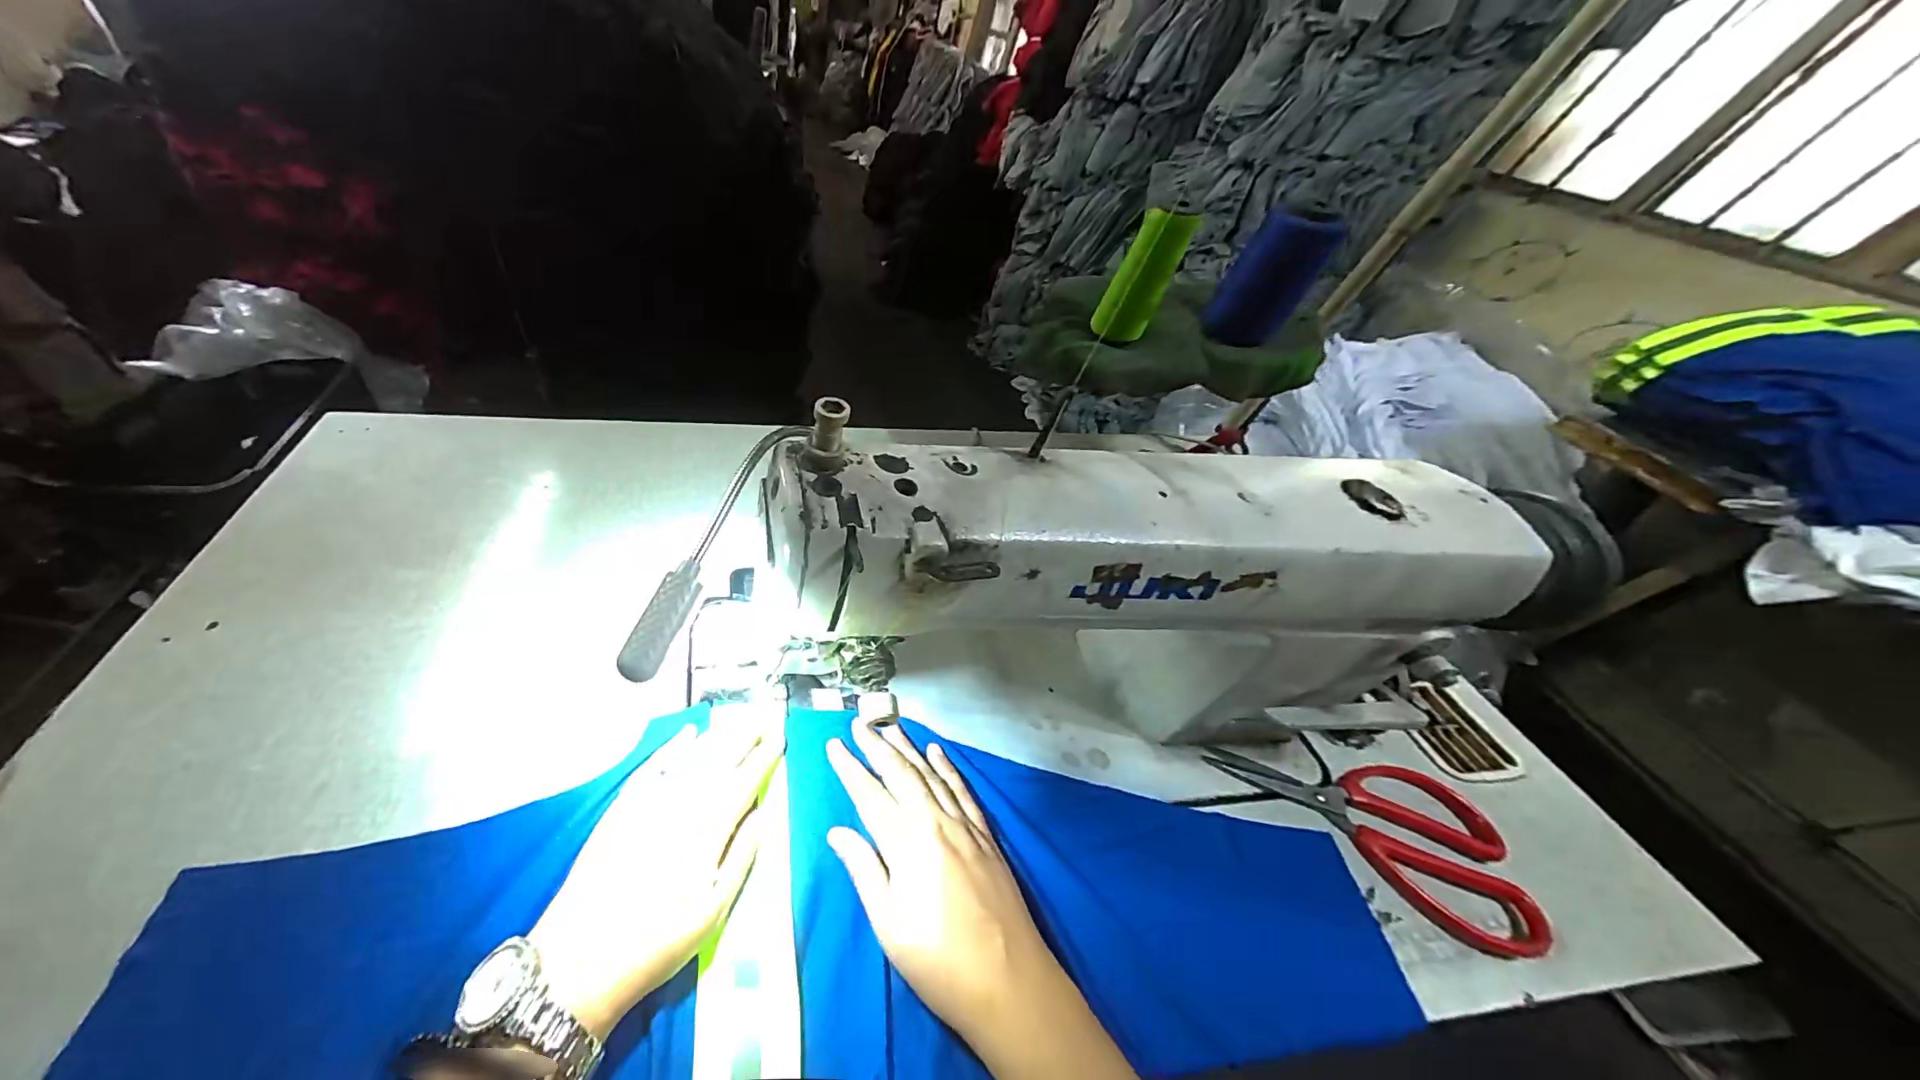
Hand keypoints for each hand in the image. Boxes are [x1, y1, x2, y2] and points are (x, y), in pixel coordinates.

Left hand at [529, 718, 780, 1038]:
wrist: (578, 961)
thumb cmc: (657, 941)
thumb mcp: (715, 908)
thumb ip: (742, 854)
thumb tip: (763, 813)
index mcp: (709, 826)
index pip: (745, 779)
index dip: (765, 756)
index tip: (780, 737)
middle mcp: (681, 803)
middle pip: (720, 759)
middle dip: (745, 737)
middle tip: (763, 718)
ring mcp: (648, 802)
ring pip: (690, 757)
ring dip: (717, 736)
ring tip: (736, 722)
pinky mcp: (621, 808)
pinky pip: (653, 765)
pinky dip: (672, 747)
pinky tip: (687, 735)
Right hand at [827, 721, 1135, 1079]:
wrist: (1008, 978)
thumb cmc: (938, 960)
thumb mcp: (889, 922)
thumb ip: (865, 869)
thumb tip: (839, 831)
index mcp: (908, 843)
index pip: (871, 795)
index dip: (851, 769)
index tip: (834, 745)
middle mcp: (937, 823)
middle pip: (902, 775)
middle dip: (878, 747)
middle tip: (859, 723)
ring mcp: (966, 826)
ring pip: (932, 776)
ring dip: (909, 749)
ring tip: (891, 727)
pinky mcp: (986, 835)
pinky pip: (963, 791)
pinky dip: (948, 768)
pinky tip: (938, 754)